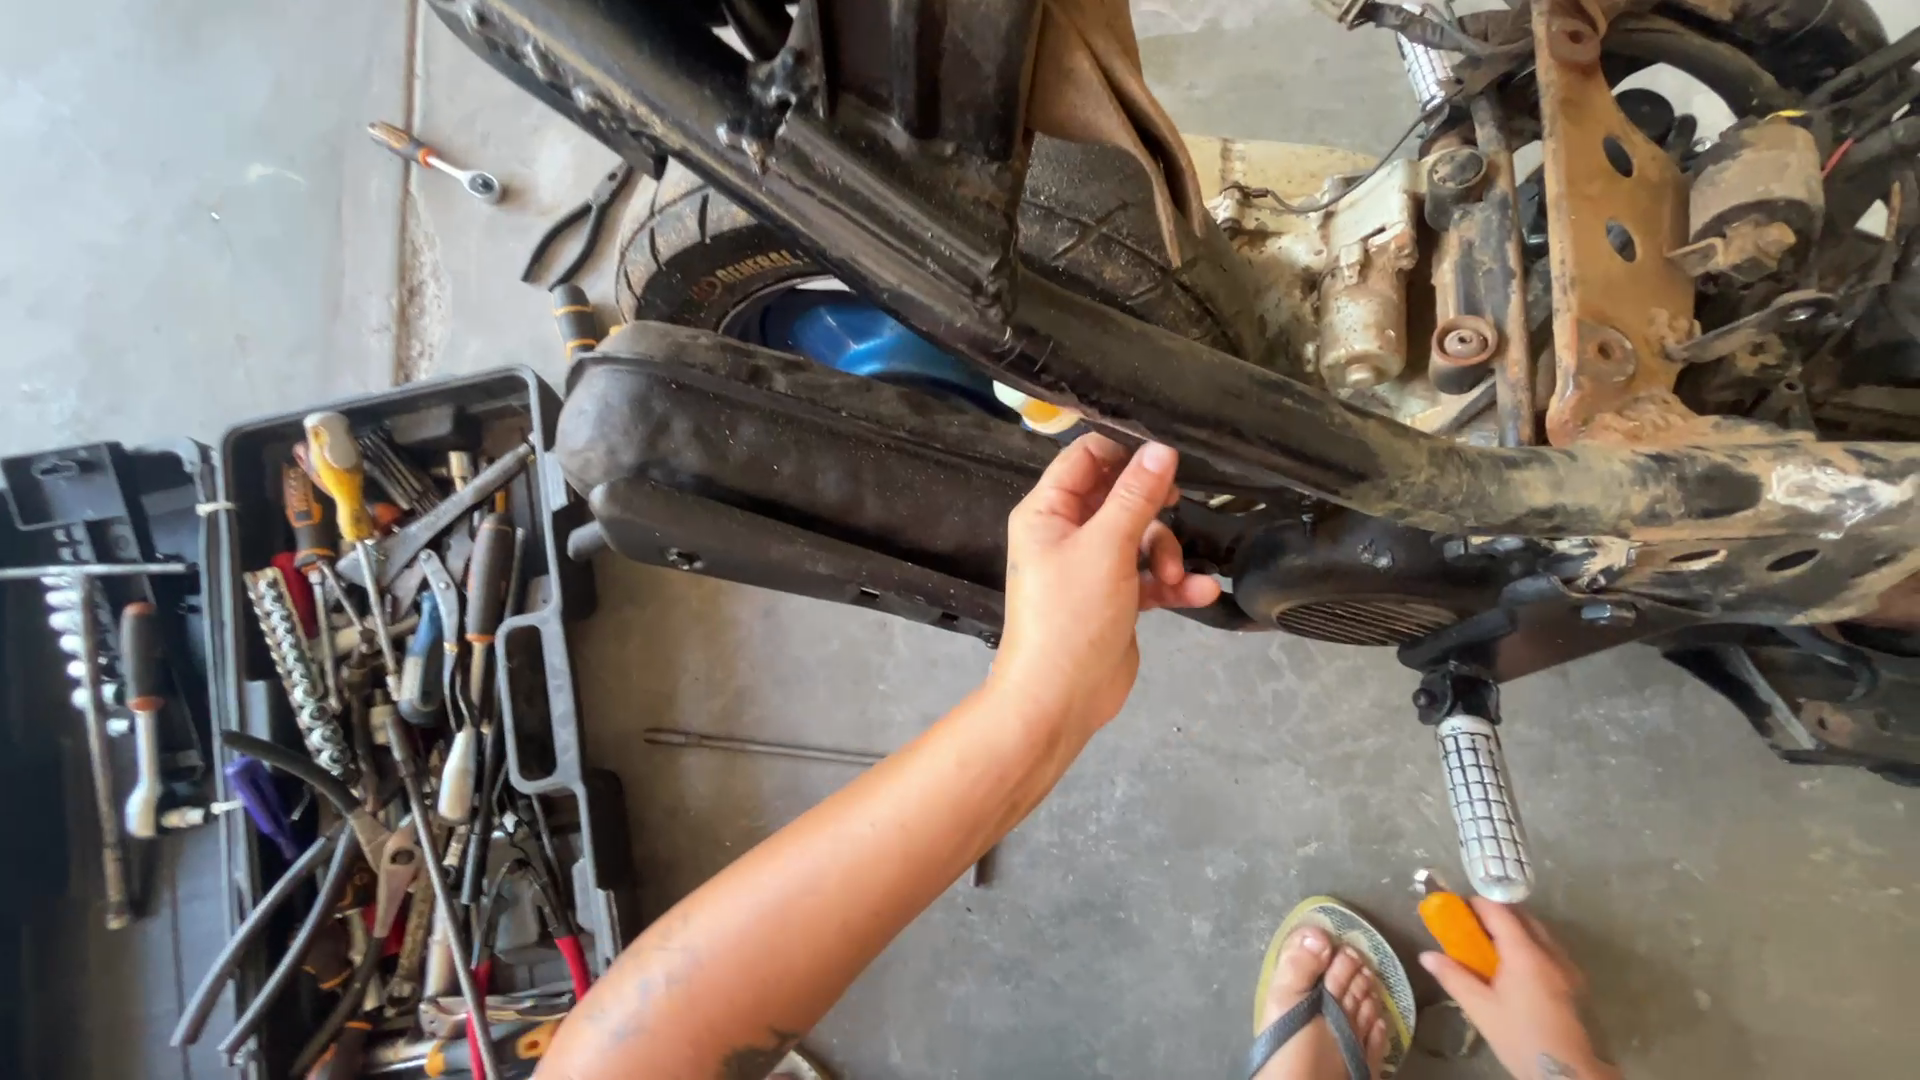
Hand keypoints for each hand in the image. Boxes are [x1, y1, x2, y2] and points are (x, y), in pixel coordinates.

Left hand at [987, 434, 1220, 736]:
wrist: (1060, 697)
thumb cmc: (1071, 614)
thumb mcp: (1106, 547)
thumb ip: (1135, 496)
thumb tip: (1160, 448)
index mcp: (1047, 511)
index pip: (1084, 458)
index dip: (1123, 453)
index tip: (1164, 458)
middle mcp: (1066, 533)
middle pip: (1119, 497)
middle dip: (1152, 508)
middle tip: (1176, 508)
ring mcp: (1092, 567)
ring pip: (1140, 537)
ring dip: (1166, 552)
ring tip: (1174, 575)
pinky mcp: (1115, 598)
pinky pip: (1149, 576)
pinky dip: (1172, 583)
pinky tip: (1200, 593)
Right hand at [1421, 899, 1617, 1078]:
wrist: (1572, 1079)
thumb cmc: (1522, 1039)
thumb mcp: (1480, 1009)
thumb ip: (1453, 977)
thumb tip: (1426, 955)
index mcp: (1526, 954)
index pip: (1498, 910)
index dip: (1474, 904)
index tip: (1454, 910)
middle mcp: (1550, 954)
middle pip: (1521, 916)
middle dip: (1495, 914)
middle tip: (1470, 927)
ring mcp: (1568, 970)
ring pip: (1539, 933)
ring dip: (1514, 929)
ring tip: (1491, 947)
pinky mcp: (1576, 986)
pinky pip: (1550, 951)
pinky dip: (1530, 946)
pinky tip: (1517, 970)